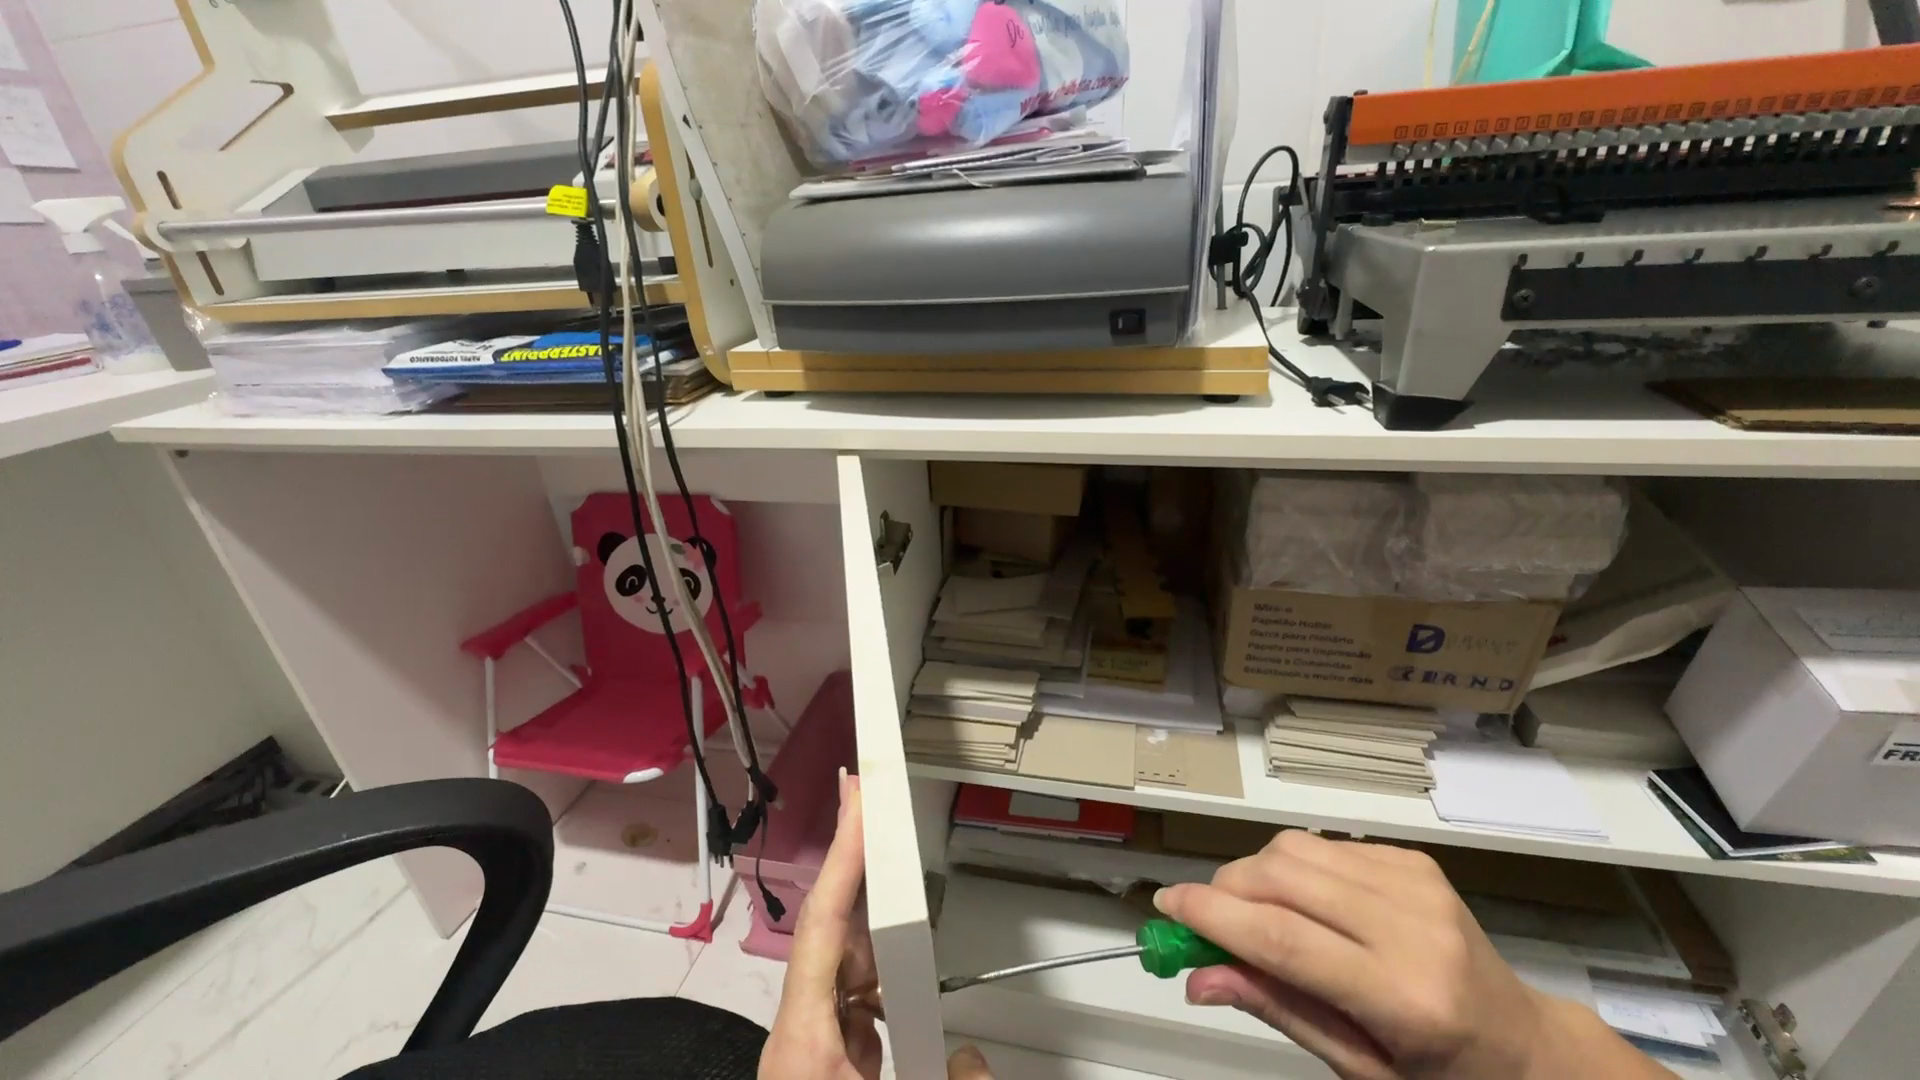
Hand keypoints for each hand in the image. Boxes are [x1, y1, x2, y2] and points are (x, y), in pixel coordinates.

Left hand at [759, 772, 995, 1079]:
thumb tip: (970, 1063)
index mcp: (804, 1043)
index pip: (824, 923)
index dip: (843, 853)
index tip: (859, 798)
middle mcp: (799, 1036)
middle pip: (837, 942)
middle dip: (867, 893)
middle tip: (879, 823)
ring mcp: (807, 1051)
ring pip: (849, 978)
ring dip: (882, 957)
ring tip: (903, 932)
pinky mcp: (818, 1065)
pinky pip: (856, 1013)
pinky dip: (883, 1000)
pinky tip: (904, 1012)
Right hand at [1154, 830, 1671, 1079]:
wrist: (1524, 1043)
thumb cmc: (1436, 1074)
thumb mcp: (1357, 1067)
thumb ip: (1276, 1008)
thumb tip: (1197, 976)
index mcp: (1404, 999)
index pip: (1285, 939)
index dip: (1213, 916)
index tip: (1165, 905)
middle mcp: (1413, 928)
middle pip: (1282, 878)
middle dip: (1225, 889)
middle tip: (1207, 919)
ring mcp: (1417, 884)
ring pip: (1294, 849)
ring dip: (1254, 874)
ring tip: (1256, 912)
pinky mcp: (1414, 860)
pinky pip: (1323, 845)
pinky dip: (1292, 867)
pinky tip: (1304, 902)